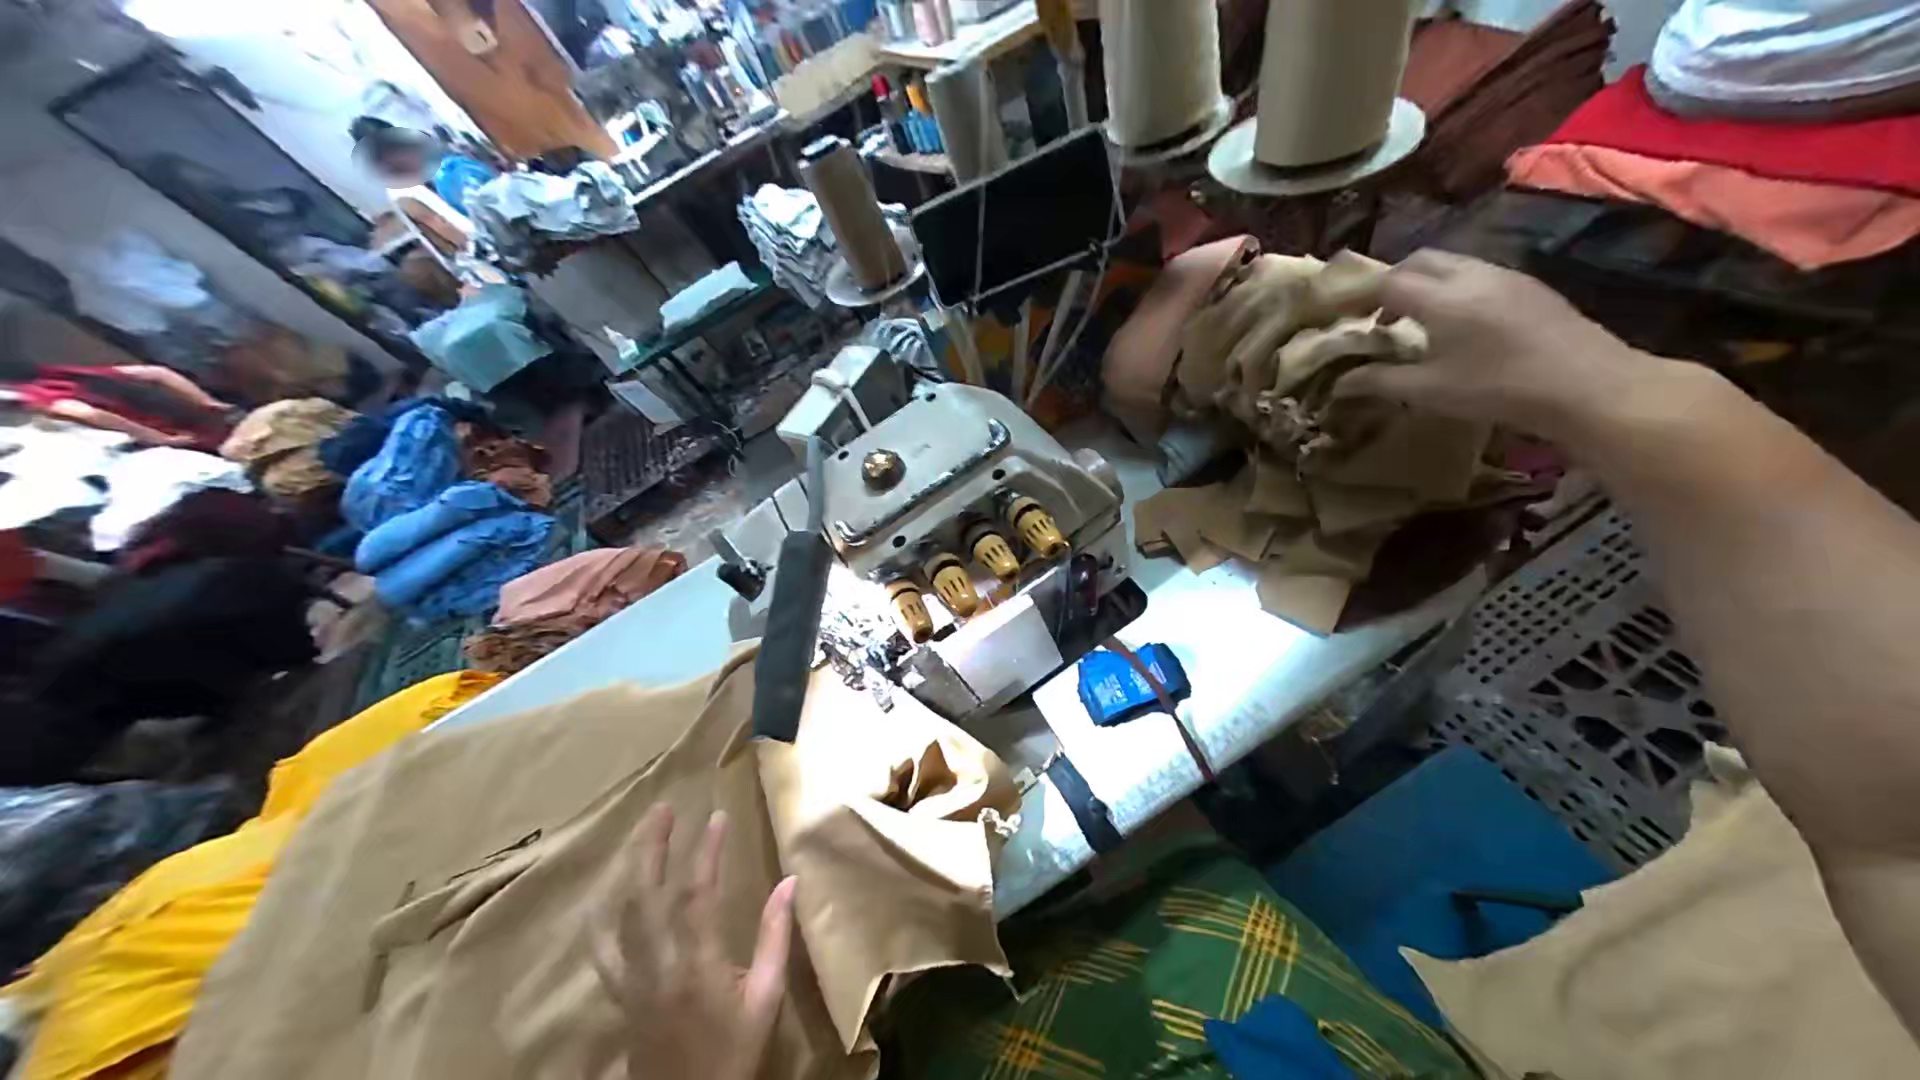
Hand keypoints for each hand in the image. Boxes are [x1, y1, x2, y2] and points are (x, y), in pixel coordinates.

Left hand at [590, 805, 796, 1079]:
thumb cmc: (733, 1053)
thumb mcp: (765, 999)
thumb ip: (774, 938)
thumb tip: (790, 882)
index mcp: (696, 967)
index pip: (695, 896)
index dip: (706, 852)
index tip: (717, 818)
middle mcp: (655, 967)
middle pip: (644, 896)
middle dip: (652, 846)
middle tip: (663, 808)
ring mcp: (630, 981)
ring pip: (620, 914)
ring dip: (628, 868)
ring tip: (641, 833)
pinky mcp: (619, 994)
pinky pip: (602, 948)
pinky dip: (600, 914)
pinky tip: (603, 892)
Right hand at [1333, 250, 1661, 437]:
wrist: (1589, 385)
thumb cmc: (1498, 388)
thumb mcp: (1428, 390)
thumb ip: (1379, 381)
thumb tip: (1339, 383)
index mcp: (1442, 298)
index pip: (1387, 282)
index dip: (1357, 294)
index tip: (1336, 312)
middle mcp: (1472, 276)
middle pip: (1418, 261)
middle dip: (1388, 281)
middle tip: (1371, 313)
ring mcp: (1505, 277)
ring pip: (1450, 264)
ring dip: (1420, 284)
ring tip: (1407, 319)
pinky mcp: (1528, 288)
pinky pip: (1475, 274)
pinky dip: (1449, 288)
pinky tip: (1451, 322)